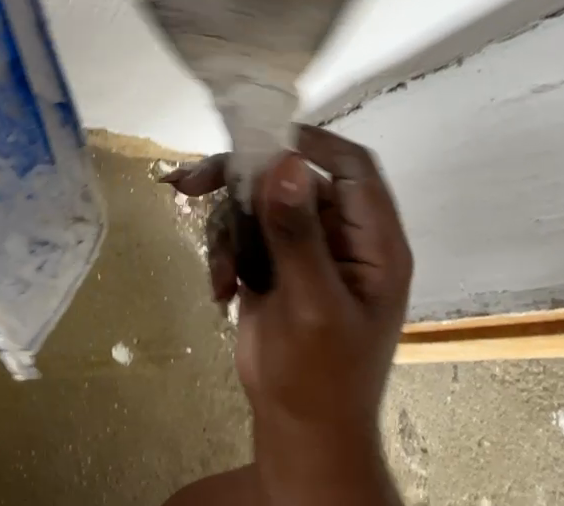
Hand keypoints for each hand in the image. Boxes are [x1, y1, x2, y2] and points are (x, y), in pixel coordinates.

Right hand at [162, 127, 411, 503]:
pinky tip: (219, 288)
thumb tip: (285, 162)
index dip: (309, 141)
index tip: (255, 136)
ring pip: (255, 202)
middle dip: (239, 182)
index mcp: (372, 242)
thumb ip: (297, 233)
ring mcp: (303, 249)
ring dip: (226, 228)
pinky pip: (240, 231)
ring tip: (218, 271)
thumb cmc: (322, 375)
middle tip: (191, 183)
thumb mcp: (311, 304)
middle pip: (287, 177)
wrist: (299, 427)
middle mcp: (340, 236)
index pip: (351, 166)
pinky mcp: (273, 263)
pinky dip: (222, 252)